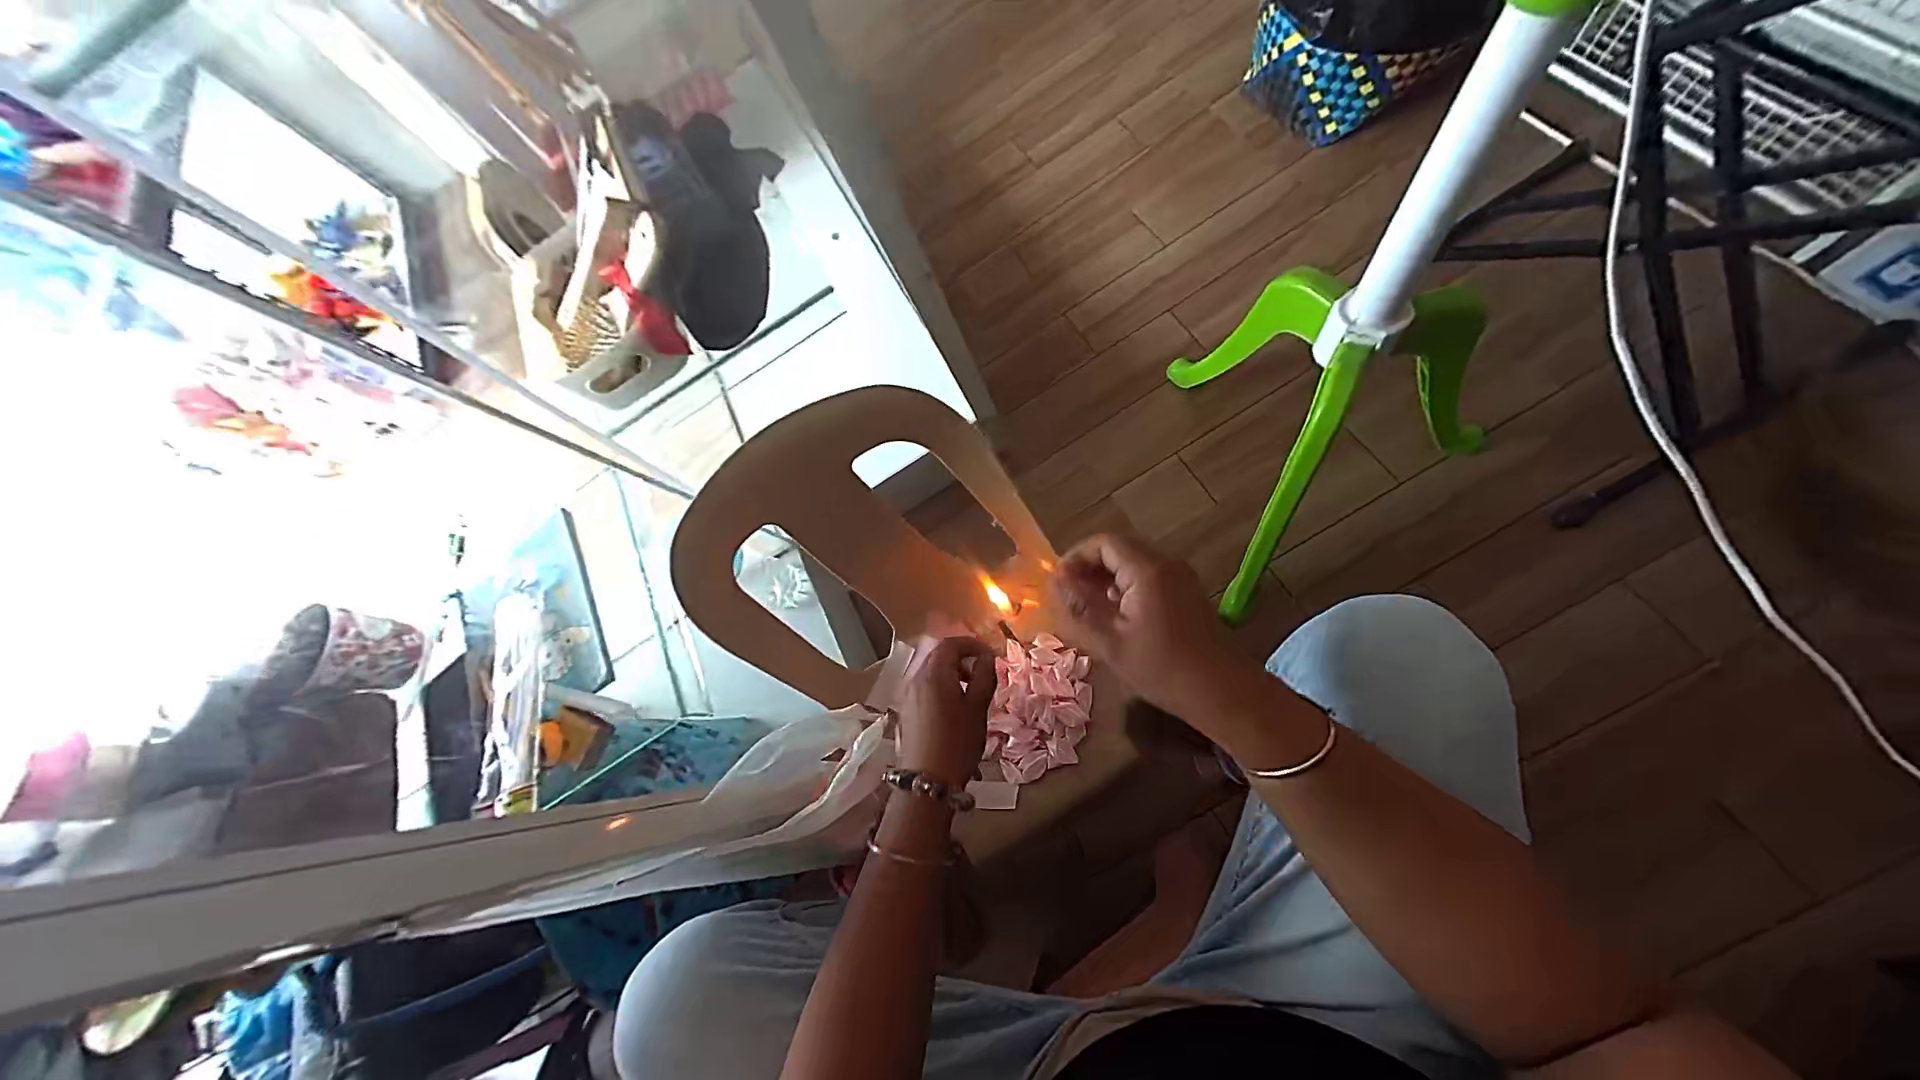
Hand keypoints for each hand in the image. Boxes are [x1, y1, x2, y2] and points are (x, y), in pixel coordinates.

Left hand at [894, 635, 994, 787]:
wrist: (926, 780)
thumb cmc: (957, 743)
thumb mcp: (977, 709)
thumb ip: (983, 677)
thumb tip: (987, 658)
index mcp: (934, 674)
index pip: (950, 643)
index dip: (972, 644)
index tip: (989, 656)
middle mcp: (915, 679)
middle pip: (938, 655)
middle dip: (961, 657)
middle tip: (982, 672)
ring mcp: (908, 695)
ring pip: (930, 670)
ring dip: (951, 672)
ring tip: (970, 691)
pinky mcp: (905, 710)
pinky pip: (924, 686)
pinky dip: (940, 685)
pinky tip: (953, 706)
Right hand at [1049, 533, 1268, 732]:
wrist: (1223, 691)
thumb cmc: (1162, 668)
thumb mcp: (1112, 640)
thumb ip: (1081, 605)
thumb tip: (1057, 579)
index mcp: (1147, 570)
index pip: (1103, 543)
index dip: (1075, 557)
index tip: (1058, 582)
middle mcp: (1166, 565)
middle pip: (1119, 549)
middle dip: (1089, 567)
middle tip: (1068, 595)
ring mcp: (1180, 578)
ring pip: (1134, 563)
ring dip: (1107, 578)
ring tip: (1087, 608)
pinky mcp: (1187, 594)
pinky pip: (1149, 577)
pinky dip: (1126, 588)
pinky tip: (1116, 617)